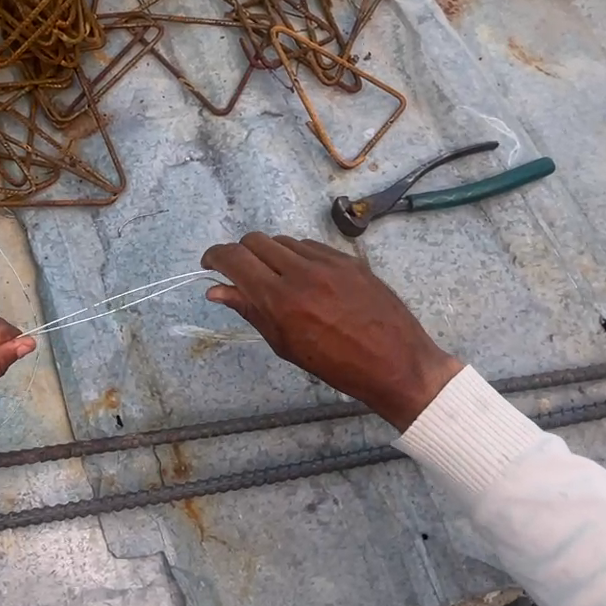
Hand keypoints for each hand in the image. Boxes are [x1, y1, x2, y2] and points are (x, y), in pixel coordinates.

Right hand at [201, 233, 462, 429]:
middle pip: (254, 240)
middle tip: (242, 274)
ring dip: (269, 254)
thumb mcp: (283, 343)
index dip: (214, 256)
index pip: (234, 258)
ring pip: (281, 240)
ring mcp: (327, 262)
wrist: (396, 363)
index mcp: (280, 300)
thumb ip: (250, 309)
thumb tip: (216, 290)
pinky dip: (296, 256)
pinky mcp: (348, 259)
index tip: (210, 265)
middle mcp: (301, 273)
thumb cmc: (335, 364)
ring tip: (277, 278)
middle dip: (240, 253)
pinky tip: (305, 278)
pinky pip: (309, 246)